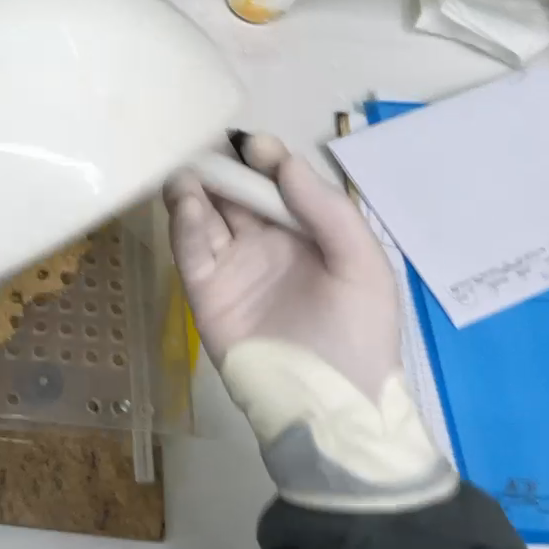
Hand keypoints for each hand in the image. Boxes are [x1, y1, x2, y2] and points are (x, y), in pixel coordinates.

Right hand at [165, 132, 454, 511]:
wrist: (329, 404)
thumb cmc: (358, 334)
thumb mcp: (364, 267)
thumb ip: (329, 213)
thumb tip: (284, 163)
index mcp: (304, 231)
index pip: (277, 183)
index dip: (264, 160)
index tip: (252, 144)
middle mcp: (263, 241)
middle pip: (234, 193)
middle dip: (221, 168)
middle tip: (205, 147)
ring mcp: (231, 265)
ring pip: (204, 215)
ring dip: (194, 190)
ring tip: (188, 176)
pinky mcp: (203, 290)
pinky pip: (190, 250)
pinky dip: (185, 225)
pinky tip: (188, 208)